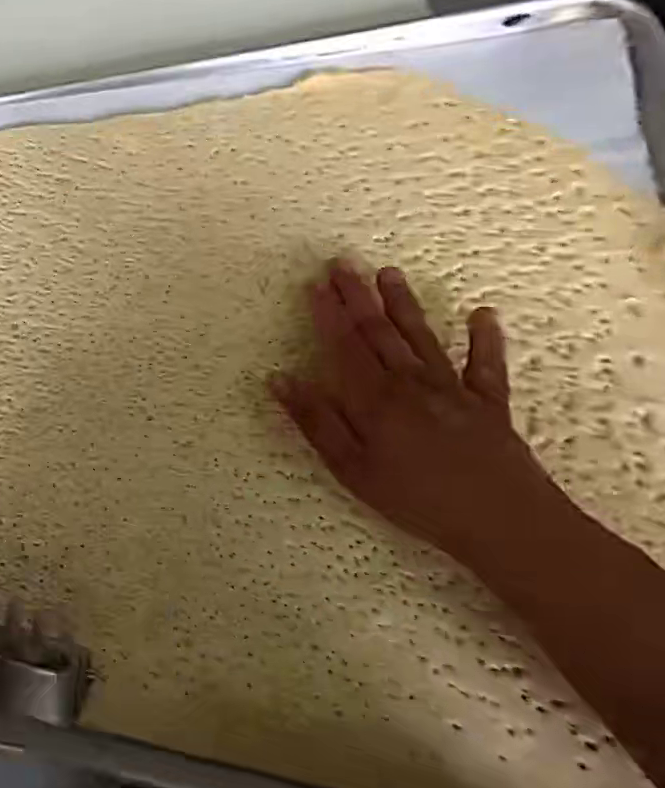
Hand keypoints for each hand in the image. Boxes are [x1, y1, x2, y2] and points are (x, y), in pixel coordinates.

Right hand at [269, 259, 581, 568]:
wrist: (508, 524)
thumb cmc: (413, 497)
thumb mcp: (347, 465)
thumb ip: (315, 419)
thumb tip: (279, 379)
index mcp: (375, 400)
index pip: (344, 346)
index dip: (328, 314)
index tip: (313, 285)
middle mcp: (413, 386)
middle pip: (380, 333)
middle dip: (358, 297)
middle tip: (342, 264)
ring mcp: (455, 393)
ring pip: (423, 339)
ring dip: (404, 305)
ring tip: (389, 274)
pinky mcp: (490, 406)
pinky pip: (486, 366)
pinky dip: (485, 339)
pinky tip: (481, 315)